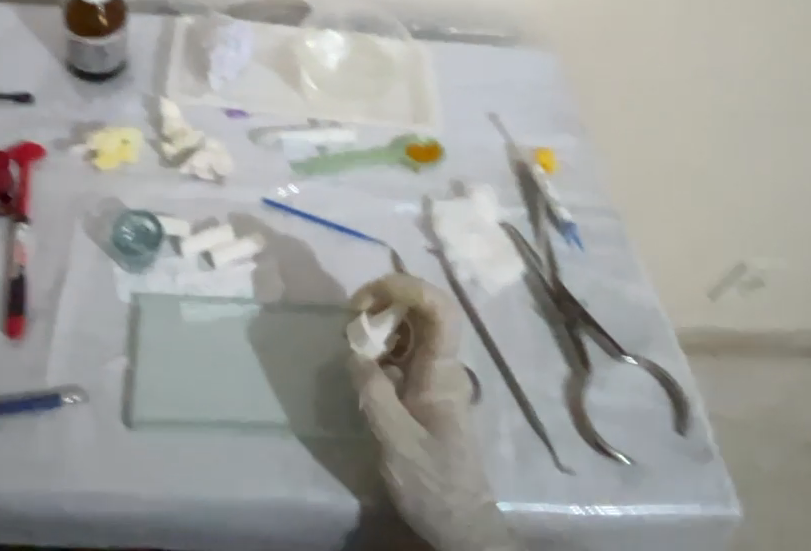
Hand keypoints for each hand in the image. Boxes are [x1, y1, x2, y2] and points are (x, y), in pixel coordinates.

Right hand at [349, 274, 520, 550]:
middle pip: (422, 311)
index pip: (440, 310)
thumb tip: (354, 352)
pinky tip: (360, 360)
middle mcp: (441, 365)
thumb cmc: (433, 483)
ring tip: (350, 335)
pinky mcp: (422, 392)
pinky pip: (403, 353)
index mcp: (442, 371)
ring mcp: (433, 377)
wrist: (459, 524)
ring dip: (381, 322)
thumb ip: (373, 394)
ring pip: (411, 330)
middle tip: (351, 315)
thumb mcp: (396, 442)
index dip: (409, 287)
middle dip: (386, 299)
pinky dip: (380, 346)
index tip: (370, 295)